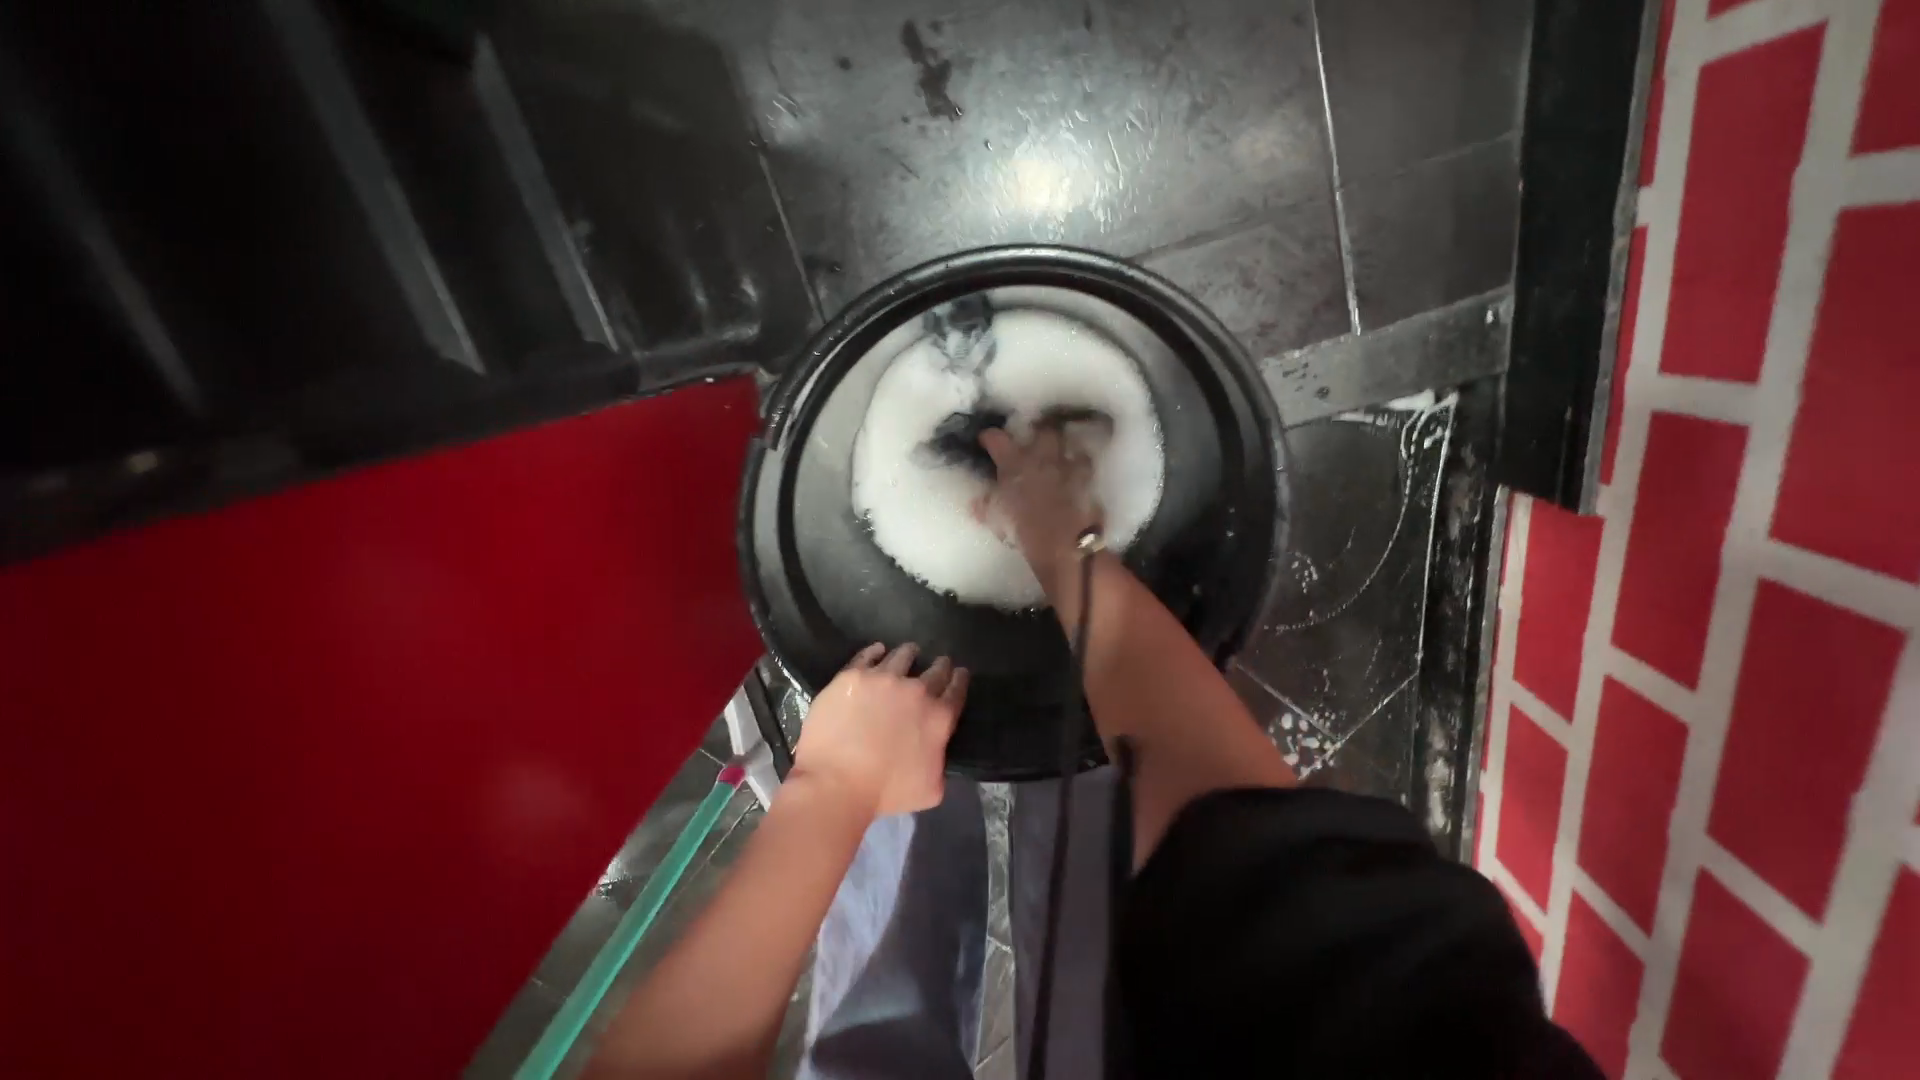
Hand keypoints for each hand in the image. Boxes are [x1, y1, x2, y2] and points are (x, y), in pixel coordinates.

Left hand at [791, 643, 968, 818]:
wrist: (837, 782)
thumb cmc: (885, 793)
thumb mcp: (931, 789)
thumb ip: (939, 762)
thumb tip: (936, 750)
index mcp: (939, 717)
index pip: (957, 691)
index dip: (959, 680)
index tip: (959, 674)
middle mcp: (916, 691)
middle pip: (935, 670)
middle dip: (940, 666)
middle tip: (938, 663)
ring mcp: (883, 679)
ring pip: (902, 656)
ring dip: (909, 654)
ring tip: (908, 652)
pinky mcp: (852, 676)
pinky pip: (868, 655)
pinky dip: (876, 651)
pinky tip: (877, 651)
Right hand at [978, 420, 1106, 585]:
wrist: (1064, 545)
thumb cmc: (1024, 532)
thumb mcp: (997, 520)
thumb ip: (986, 507)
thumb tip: (977, 502)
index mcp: (1014, 463)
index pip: (997, 438)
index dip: (989, 437)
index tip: (986, 441)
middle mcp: (1042, 456)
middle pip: (1042, 430)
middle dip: (1037, 434)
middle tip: (1033, 445)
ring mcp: (1068, 465)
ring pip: (1070, 444)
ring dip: (1064, 449)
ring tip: (1060, 458)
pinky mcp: (1089, 479)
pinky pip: (1086, 465)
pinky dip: (1082, 468)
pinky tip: (1079, 475)